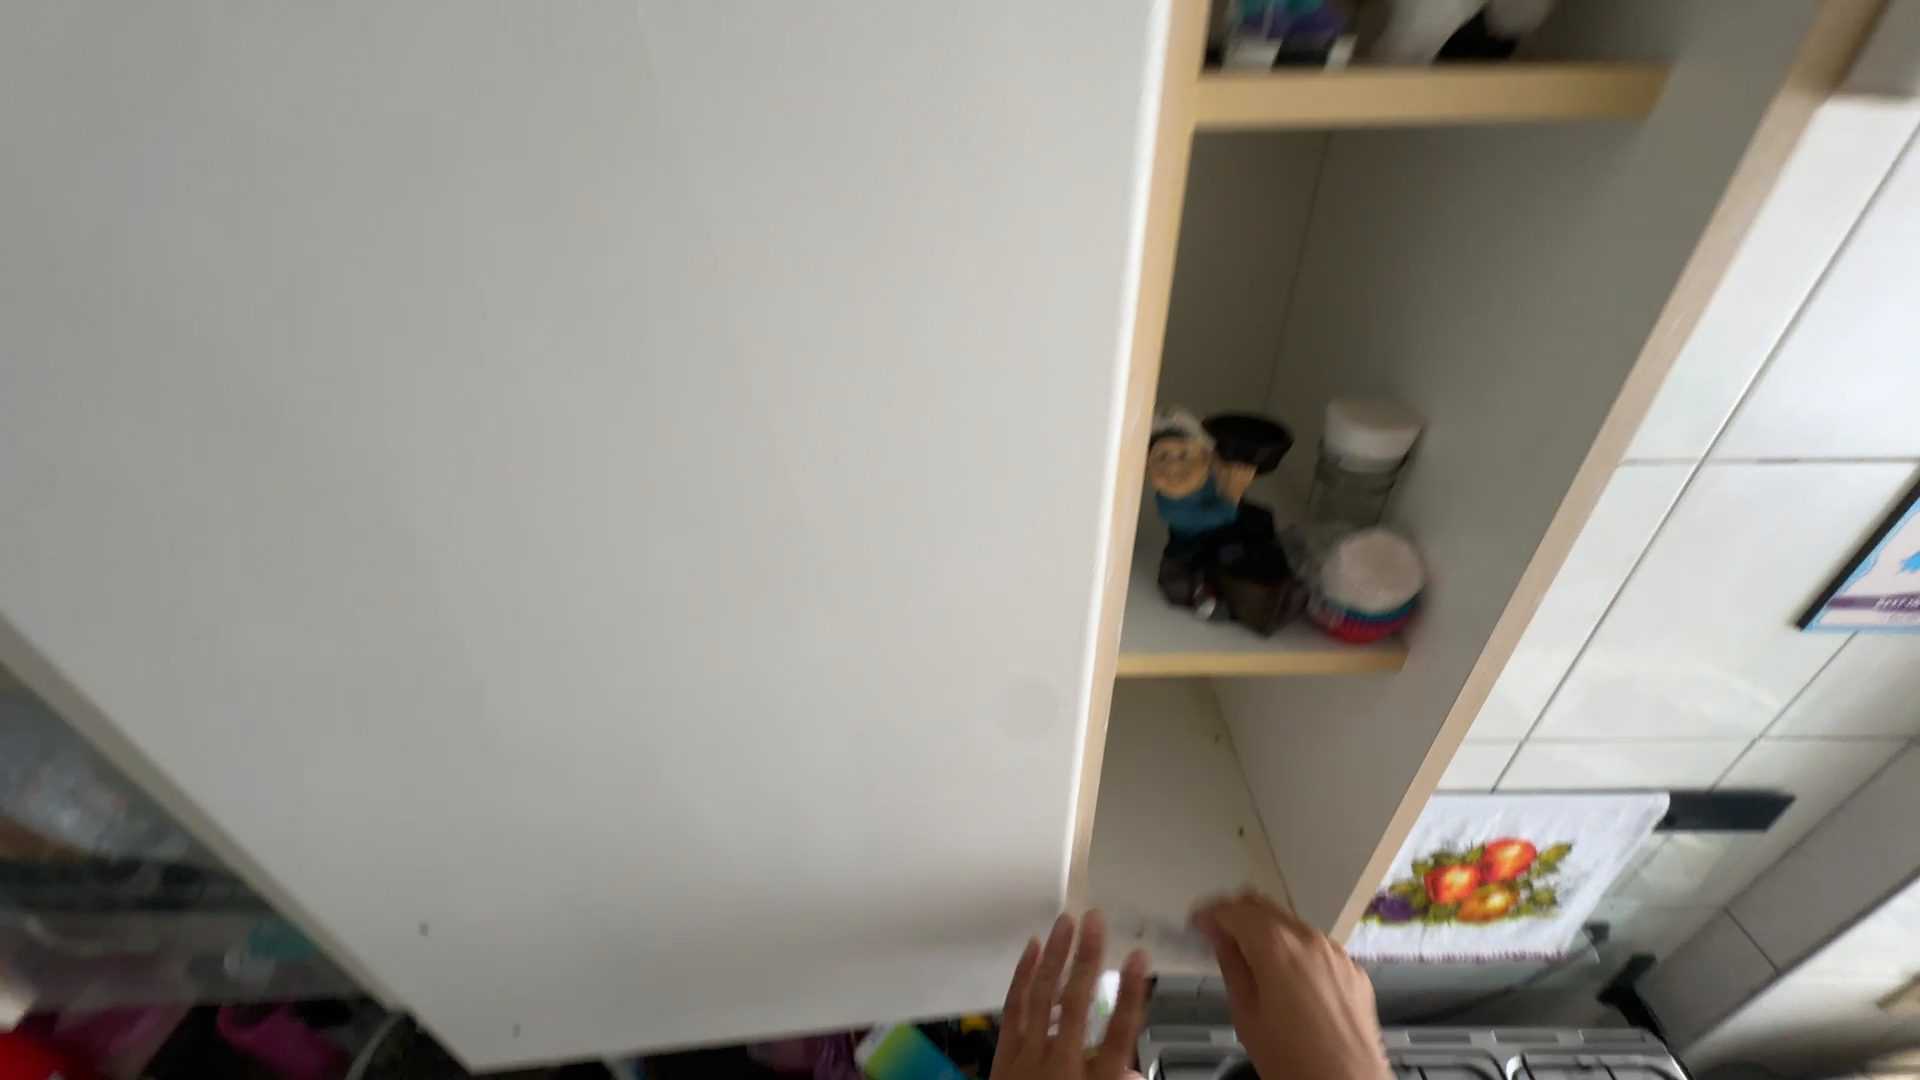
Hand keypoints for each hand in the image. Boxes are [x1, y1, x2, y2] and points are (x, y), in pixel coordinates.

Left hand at [991, 910, 1149, 1079]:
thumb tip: (1133, 1072)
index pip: (1119, 1036)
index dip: (1130, 995)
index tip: (1139, 958)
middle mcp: (1061, 1068)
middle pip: (1078, 1005)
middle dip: (1088, 959)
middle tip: (1097, 919)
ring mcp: (1028, 1059)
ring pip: (1043, 998)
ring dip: (1056, 955)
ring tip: (1067, 920)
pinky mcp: (1003, 1056)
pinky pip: (1014, 1008)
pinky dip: (1022, 975)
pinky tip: (1033, 947)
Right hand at [1194, 892, 1387, 1079]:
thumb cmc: (1291, 1063)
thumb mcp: (1245, 1015)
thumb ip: (1230, 965)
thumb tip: (1219, 938)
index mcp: (1276, 947)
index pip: (1232, 910)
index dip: (1209, 914)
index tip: (1197, 926)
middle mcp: (1307, 939)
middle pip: (1260, 904)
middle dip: (1234, 914)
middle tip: (1218, 936)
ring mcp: (1334, 952)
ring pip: (1288, 923)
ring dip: (1265, 931)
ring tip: (1253, 961)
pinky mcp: (1353, 970)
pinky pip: (1315, 946)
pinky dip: (1294, 951)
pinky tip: (1290, 981)